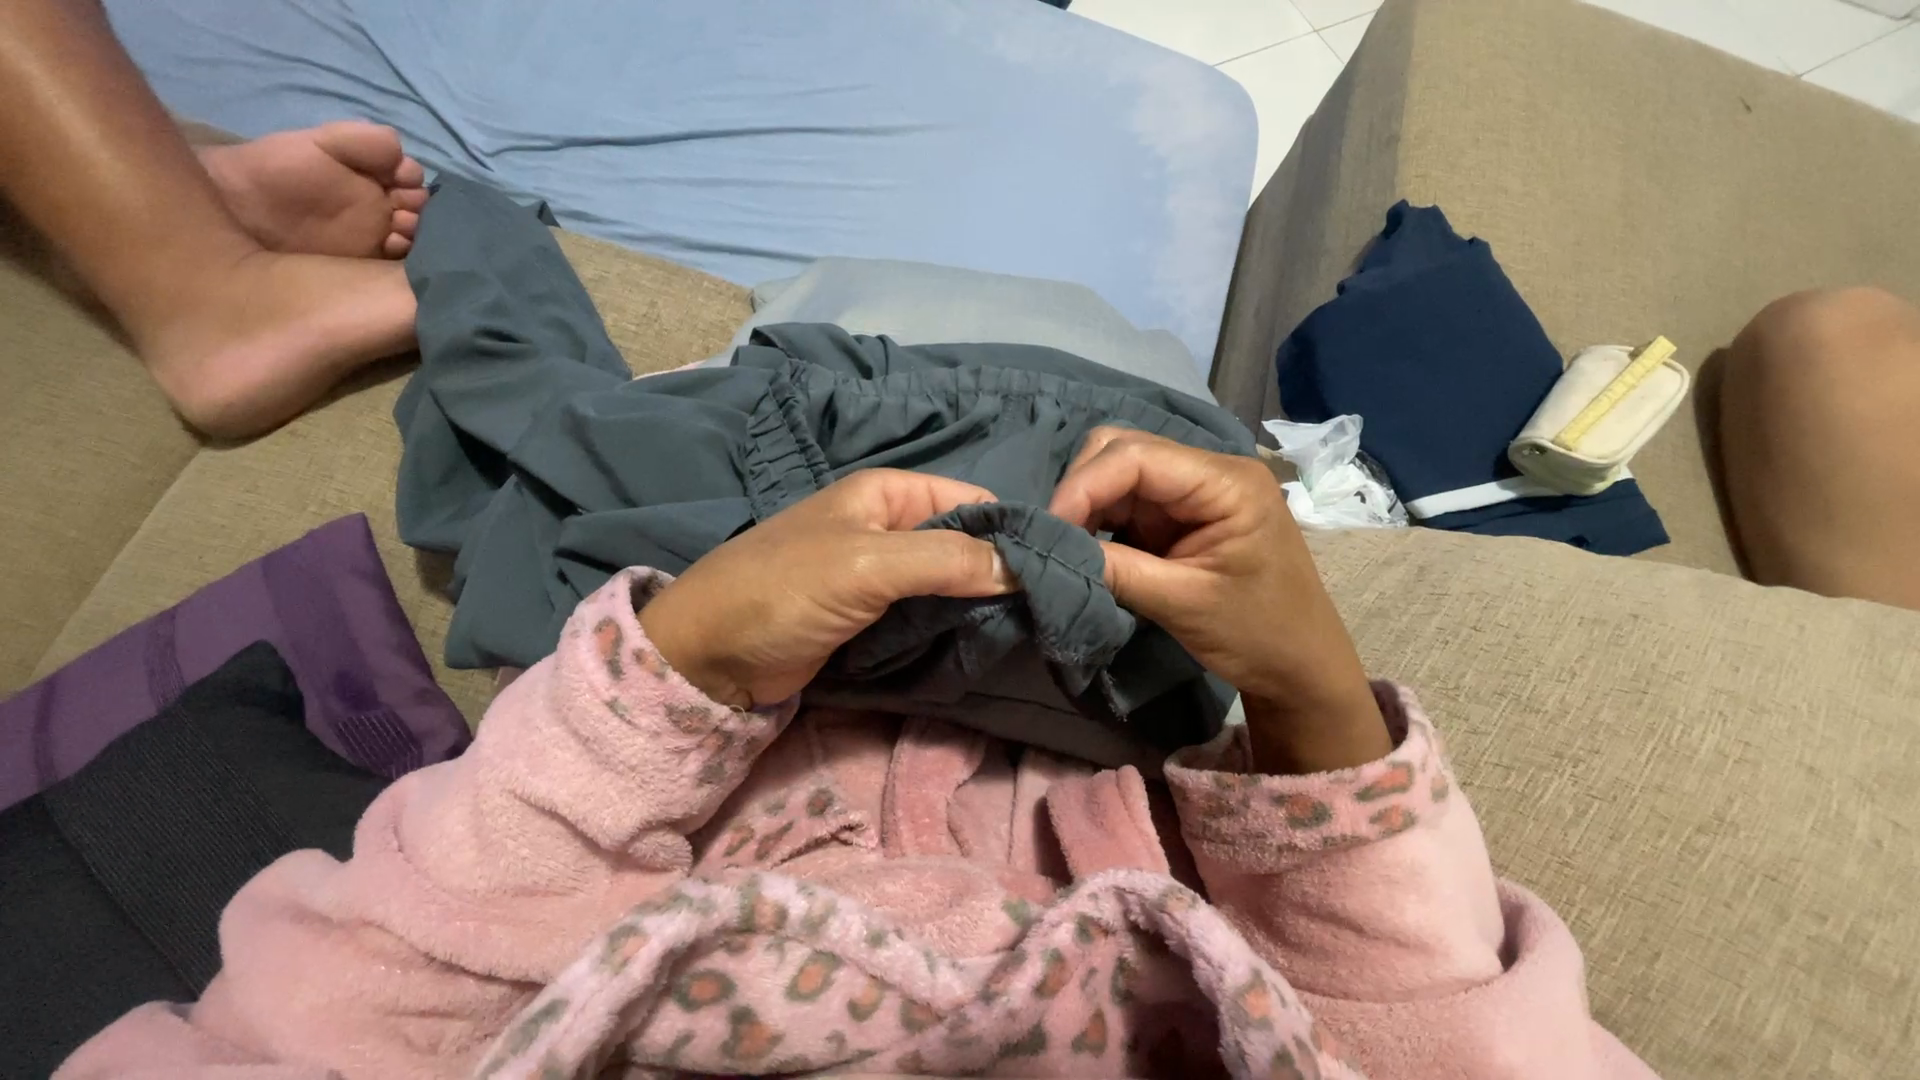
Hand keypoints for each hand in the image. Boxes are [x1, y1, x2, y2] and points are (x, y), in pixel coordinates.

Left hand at [638, 470, 1014, 708]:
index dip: (1013, 531)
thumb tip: (1024, 566)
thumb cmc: (783, 591)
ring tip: (1026, 628)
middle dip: (1000, 570)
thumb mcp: (867, 566)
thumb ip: (945, 560)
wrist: (708, 655)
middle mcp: (890, 525)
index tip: (1055, 571)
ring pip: (950, 579)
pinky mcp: (873, 614)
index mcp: (888, 493)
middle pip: (965, 541)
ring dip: (979, 601)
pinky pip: (927, 611)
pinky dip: (952, 623)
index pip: (973, 501)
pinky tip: (982, 640)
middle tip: (1047, 609)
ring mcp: (882, 572)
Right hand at [1049, 428, 1389, 773]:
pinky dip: (1097, 520)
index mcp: (1226, 482)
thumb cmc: (1258, 635)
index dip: (1082, 486)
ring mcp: (1193, 490)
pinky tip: (1085, 547)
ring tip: (1066, 547)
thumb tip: (1046, 551)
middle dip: (1081, 488)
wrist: (1300, 667)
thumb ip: (1115, 571)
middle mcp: (1208, 471)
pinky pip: (1125, 500)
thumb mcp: (1183, 604)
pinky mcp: (1180, 513)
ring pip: (1117, 471)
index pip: (1136, 456)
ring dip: (1085, 505)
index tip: (1048, 531)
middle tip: (1055, 539)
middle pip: (1122, 449)